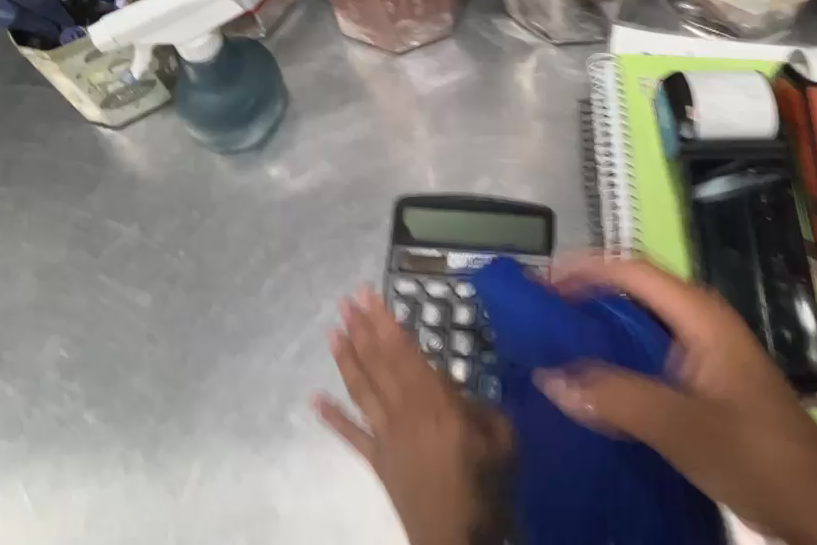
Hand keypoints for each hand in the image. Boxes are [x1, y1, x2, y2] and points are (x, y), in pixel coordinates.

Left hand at [315, 289, 511, 544]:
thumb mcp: (502, 438)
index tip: (369, 296)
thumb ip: (480, 408)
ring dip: (346, 359)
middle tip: (346, 299)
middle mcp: (404, 412)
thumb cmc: (488, 487)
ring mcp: (386, 438)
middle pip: (379, 363)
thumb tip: (461, 394)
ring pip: (362, 390)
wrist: (458, 541)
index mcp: (435, 402)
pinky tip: (314, 399)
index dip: (385, 322)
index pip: (404, 352)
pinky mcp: (378, 462)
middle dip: (362, 329)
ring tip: (332, 330)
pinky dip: (332, 417)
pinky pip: (351, 436)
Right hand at [536, 256, 816, 544]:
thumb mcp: (683, 426)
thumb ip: (617, 397)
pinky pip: (648, 358)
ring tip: (551, 349)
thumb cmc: (760, 456)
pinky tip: (591, 389)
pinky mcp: (703, 384)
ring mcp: (704, 353)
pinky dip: (615, 363)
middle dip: (584, 298)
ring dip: (598, 332)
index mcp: (701, 314)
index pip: (633, 269)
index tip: (540, 284)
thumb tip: (551, 376)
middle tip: (537, 318)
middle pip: (633, 292)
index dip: (585, 268)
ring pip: (639, 327)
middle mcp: (701, 322)